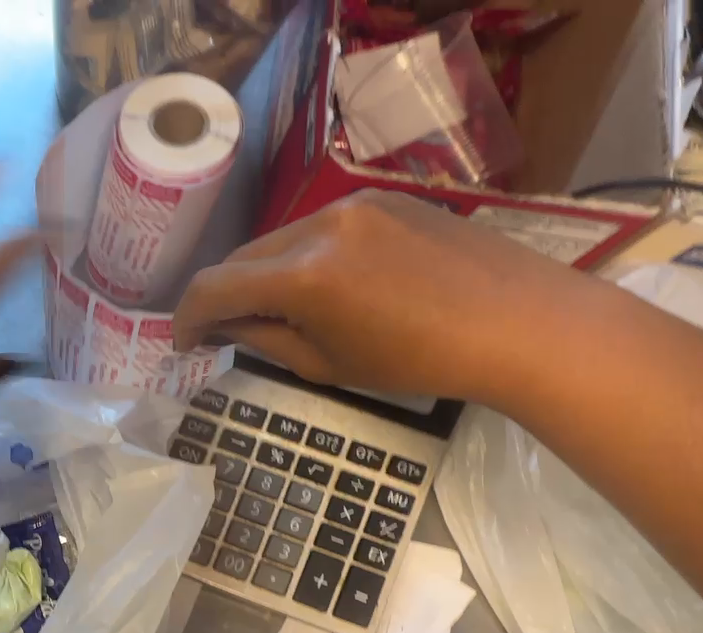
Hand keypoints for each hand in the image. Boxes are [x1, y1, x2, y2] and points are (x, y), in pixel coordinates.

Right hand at [172, 189, 605, 405]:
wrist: (518, 323)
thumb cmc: (418, 360)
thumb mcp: (324, 363)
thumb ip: (263, 337)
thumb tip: (226, 326)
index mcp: (302, 274)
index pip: (212, 287)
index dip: (186, 319)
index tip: (184, 344)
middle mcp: (318, 225)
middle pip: (240, 258)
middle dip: (221, 297)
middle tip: (221, 332)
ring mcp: (352, 205)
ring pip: (276, 241)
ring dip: (260, 276)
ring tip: (274, 313)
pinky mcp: (382, 199)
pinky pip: (316, 228)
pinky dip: (299, 258)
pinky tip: (320, 287)